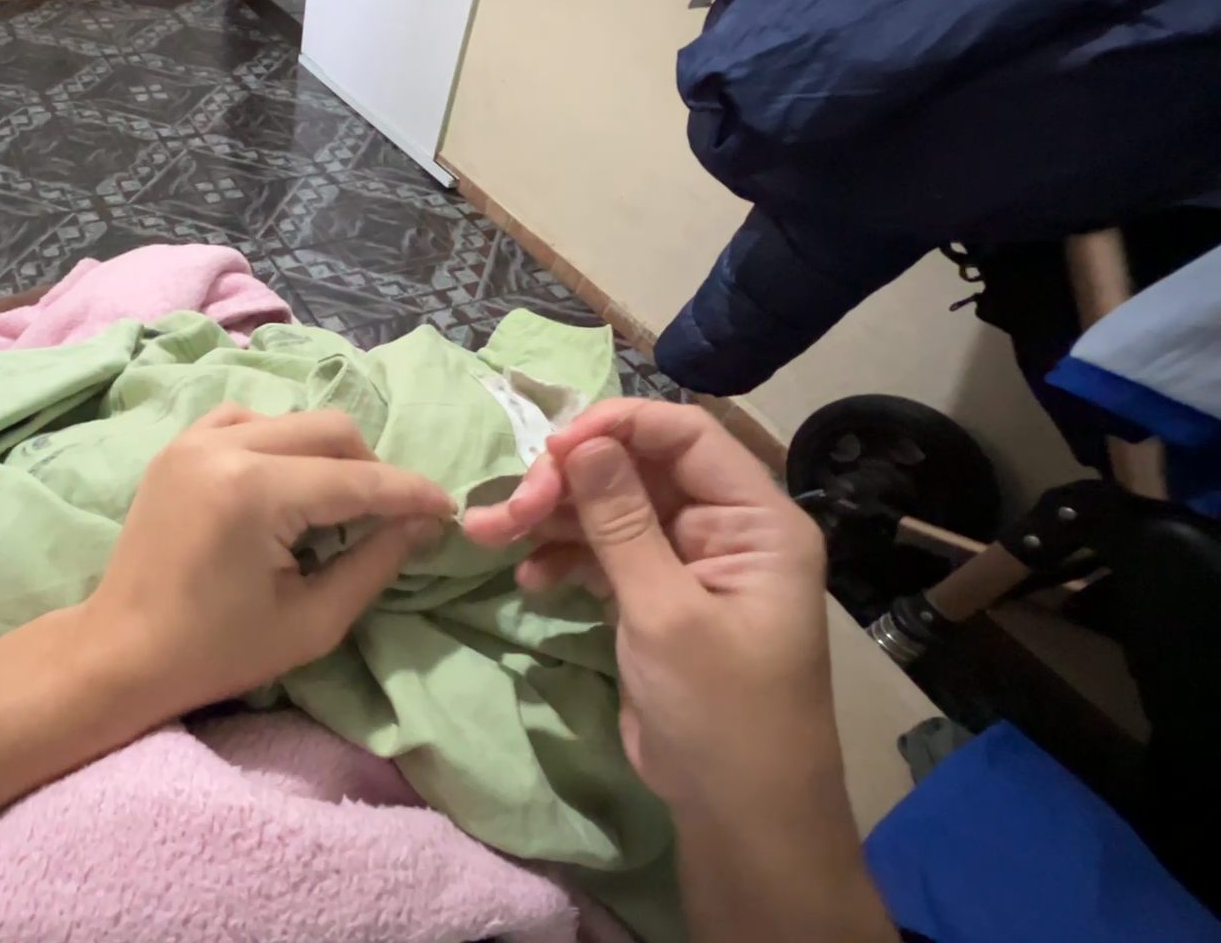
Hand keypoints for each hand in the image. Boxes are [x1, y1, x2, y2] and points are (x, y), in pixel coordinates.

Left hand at [81, 405, 453, 716]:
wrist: (121, 651)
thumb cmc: (217, 651)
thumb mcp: (311, 621)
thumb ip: (374, 563)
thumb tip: (424, 523)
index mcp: (253, 492)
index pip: (355, 480)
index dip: (409, 493)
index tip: (447, 507)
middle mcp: (223, 446)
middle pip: (329, 430)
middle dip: (372, 469)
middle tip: (389, 514)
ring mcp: (194, 439)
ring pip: (291, 419)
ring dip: (328, 453)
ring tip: (337, 502)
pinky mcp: (178, 445)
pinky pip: (246, 420)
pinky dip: (279, 441)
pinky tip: (284, 478)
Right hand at [462, 398, 833, 809]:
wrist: (734, 814)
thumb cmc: (721, 713)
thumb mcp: (665, 612)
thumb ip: (621, 521)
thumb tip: (582, 442)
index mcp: (752, 518)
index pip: (683, 434)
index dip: (615, 426)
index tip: (548, 448)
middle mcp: (718, 525)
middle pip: (631, 469)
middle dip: (565, 483)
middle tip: (509, 511)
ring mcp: (679, 558)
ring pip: (603, 508)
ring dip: (546, 518)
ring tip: (488, 535)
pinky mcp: (647, 589)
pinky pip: (595, 550)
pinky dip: (558, 557)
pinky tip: (530, 581)